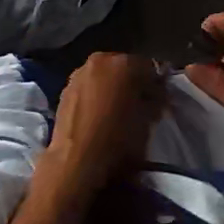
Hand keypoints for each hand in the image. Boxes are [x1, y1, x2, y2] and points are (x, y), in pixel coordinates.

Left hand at [38, 53, 164, 207]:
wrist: (76, 162)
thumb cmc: (118, 140)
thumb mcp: (148, 122)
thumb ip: (154, 101)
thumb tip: (155, 94)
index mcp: (123, 64)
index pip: (148, 67)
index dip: (155, 85)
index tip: (159, 101)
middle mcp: (100, 61)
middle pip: (123, 67)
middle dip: (132, 83)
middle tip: (139, 105)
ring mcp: (79, 74)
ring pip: (103, 76)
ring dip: (112, 88)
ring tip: (117, 111)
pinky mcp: (64, 90)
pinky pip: (87, 87)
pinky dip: (95, 96)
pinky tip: (98, 116)